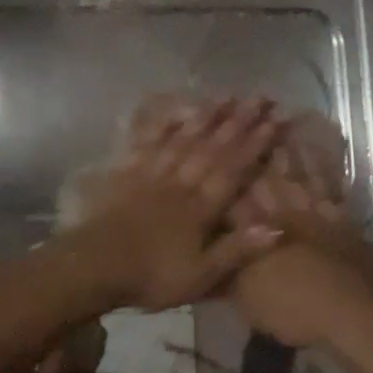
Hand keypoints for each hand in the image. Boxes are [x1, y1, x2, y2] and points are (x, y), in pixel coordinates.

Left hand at [63, 97, 286, 311]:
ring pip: (182, 139)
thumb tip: (278, 227)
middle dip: (237, 121)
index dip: (254, 145)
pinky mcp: (124, 174)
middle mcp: (178, 183)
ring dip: (205, 116)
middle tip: (258, 97)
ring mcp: (150, 175)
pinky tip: (173, 112)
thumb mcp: (201, 276)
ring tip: (225, 96)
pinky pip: (146, 143)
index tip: (274, 120)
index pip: (232, 170)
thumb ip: (237, 250)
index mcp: (199, 209)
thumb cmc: (151, 277)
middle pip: (211, 148)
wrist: (94, 265)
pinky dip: (161, 126)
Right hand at [225, 117, 372, 349]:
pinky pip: (328, 186)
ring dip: (286, 148)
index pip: (231, 192)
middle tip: (245, 114)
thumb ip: (223, 267)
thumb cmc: (291, 309)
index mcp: (253, 229)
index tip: (211, 137)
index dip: (222, 165)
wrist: (352, 319)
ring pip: (295, 173)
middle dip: (253, 146)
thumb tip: (200, 248)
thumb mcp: (243, 297)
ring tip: (278, 120)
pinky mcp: (341, 221)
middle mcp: (281, 213)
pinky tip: (316, 150)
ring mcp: (314, 214)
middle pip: (263, 175)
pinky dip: (322, 166)